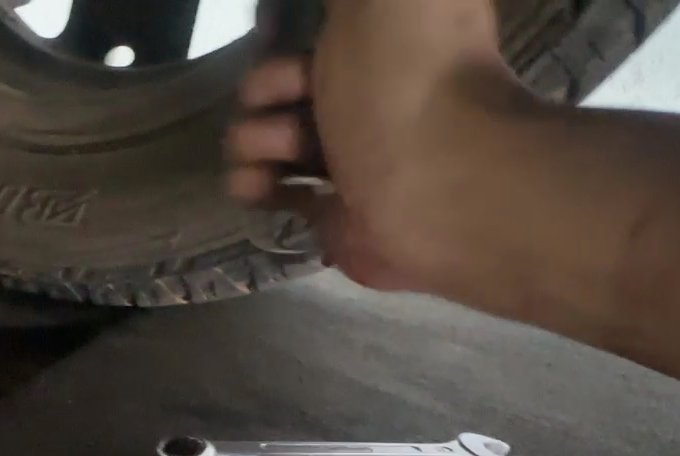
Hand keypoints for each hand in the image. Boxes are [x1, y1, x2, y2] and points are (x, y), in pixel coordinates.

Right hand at [226, 0, 535, 290]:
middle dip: (265, 90)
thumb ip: (342, 0)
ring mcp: (359, 155)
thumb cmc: (403, 85)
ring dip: (254, 140)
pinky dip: (259, 187)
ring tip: (250, 153)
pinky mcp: (338, 211)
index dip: (291, 30)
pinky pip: (288, 192)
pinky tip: (247, 184)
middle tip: (259, 100)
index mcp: (396, 35)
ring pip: (288, 139)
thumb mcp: (377, 4)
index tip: (267, 37)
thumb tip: (328, 7)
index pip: (332, 30)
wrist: (432, 191)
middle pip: (301, 83)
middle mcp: (381, 91)